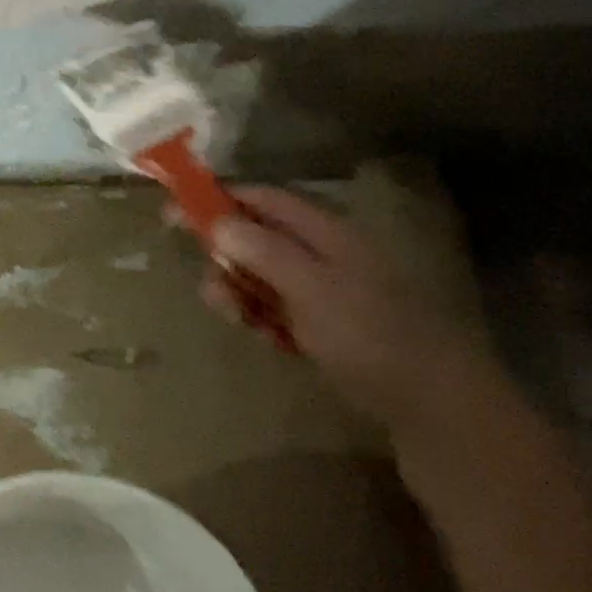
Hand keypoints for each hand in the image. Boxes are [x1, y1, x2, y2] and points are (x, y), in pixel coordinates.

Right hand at [194, 187, 484, 427]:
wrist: (420, 390)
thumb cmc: (367, 332)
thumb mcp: (310, 288)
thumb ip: (264, 252)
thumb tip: (217, 223)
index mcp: (324, 233)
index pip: (263, 201)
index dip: (218, 201)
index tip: (172, 213)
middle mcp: (318, 252)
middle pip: (251, 240)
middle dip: (225, 263)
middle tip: (218, 294)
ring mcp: (316, 286)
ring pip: (254, 278)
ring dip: (238, 297)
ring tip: (247, 324)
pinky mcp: (314, 319)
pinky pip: (269, 308)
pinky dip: (259, 321)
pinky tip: (271, 341)